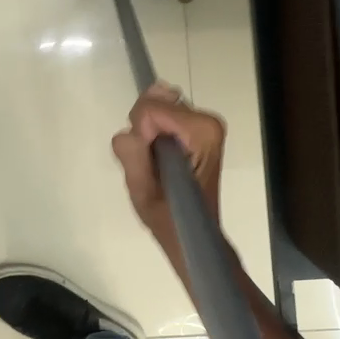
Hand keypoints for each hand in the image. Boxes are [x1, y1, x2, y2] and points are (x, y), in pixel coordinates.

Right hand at [110, 82, 225, 239]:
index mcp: (202, 132)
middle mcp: (207, 121)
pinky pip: (158, 115)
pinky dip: (151, 134)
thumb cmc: (169, 218)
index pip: (150, 110)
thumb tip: (132, 130)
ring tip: (155, 164)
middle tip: (151, 165)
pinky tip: (159, 158)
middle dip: (143, 132)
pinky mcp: (196, 127)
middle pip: (153, 103)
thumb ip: (133, 155)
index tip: (149, 163)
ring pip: (154, 107)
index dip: (140, 136)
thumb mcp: (143, 192)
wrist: (190, 235)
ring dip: (146, 134)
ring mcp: (203, 123)